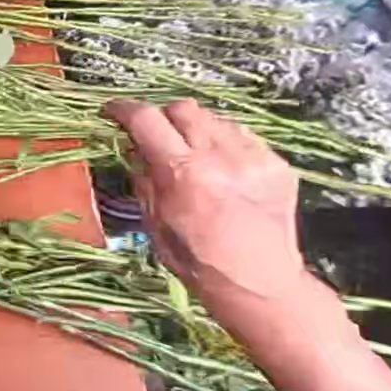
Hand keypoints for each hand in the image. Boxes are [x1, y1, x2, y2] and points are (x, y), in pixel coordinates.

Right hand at [104, 99, 316, 311]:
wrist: (258, 281)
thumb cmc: (194, 258)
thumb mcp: (153, 218)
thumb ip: (144, 176)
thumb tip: (133, 146)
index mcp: (183, 173)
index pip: (147, 119)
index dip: (124, 109)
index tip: (112, 110)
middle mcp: (221, 157)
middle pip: (183, 108)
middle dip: (162, 116)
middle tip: (154, 134)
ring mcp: (254, 158)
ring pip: (214, 118)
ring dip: (194, 128)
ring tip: (189, 151)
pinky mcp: (278, 165)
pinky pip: (242, 136)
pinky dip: (223, 142)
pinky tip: (219, 165)